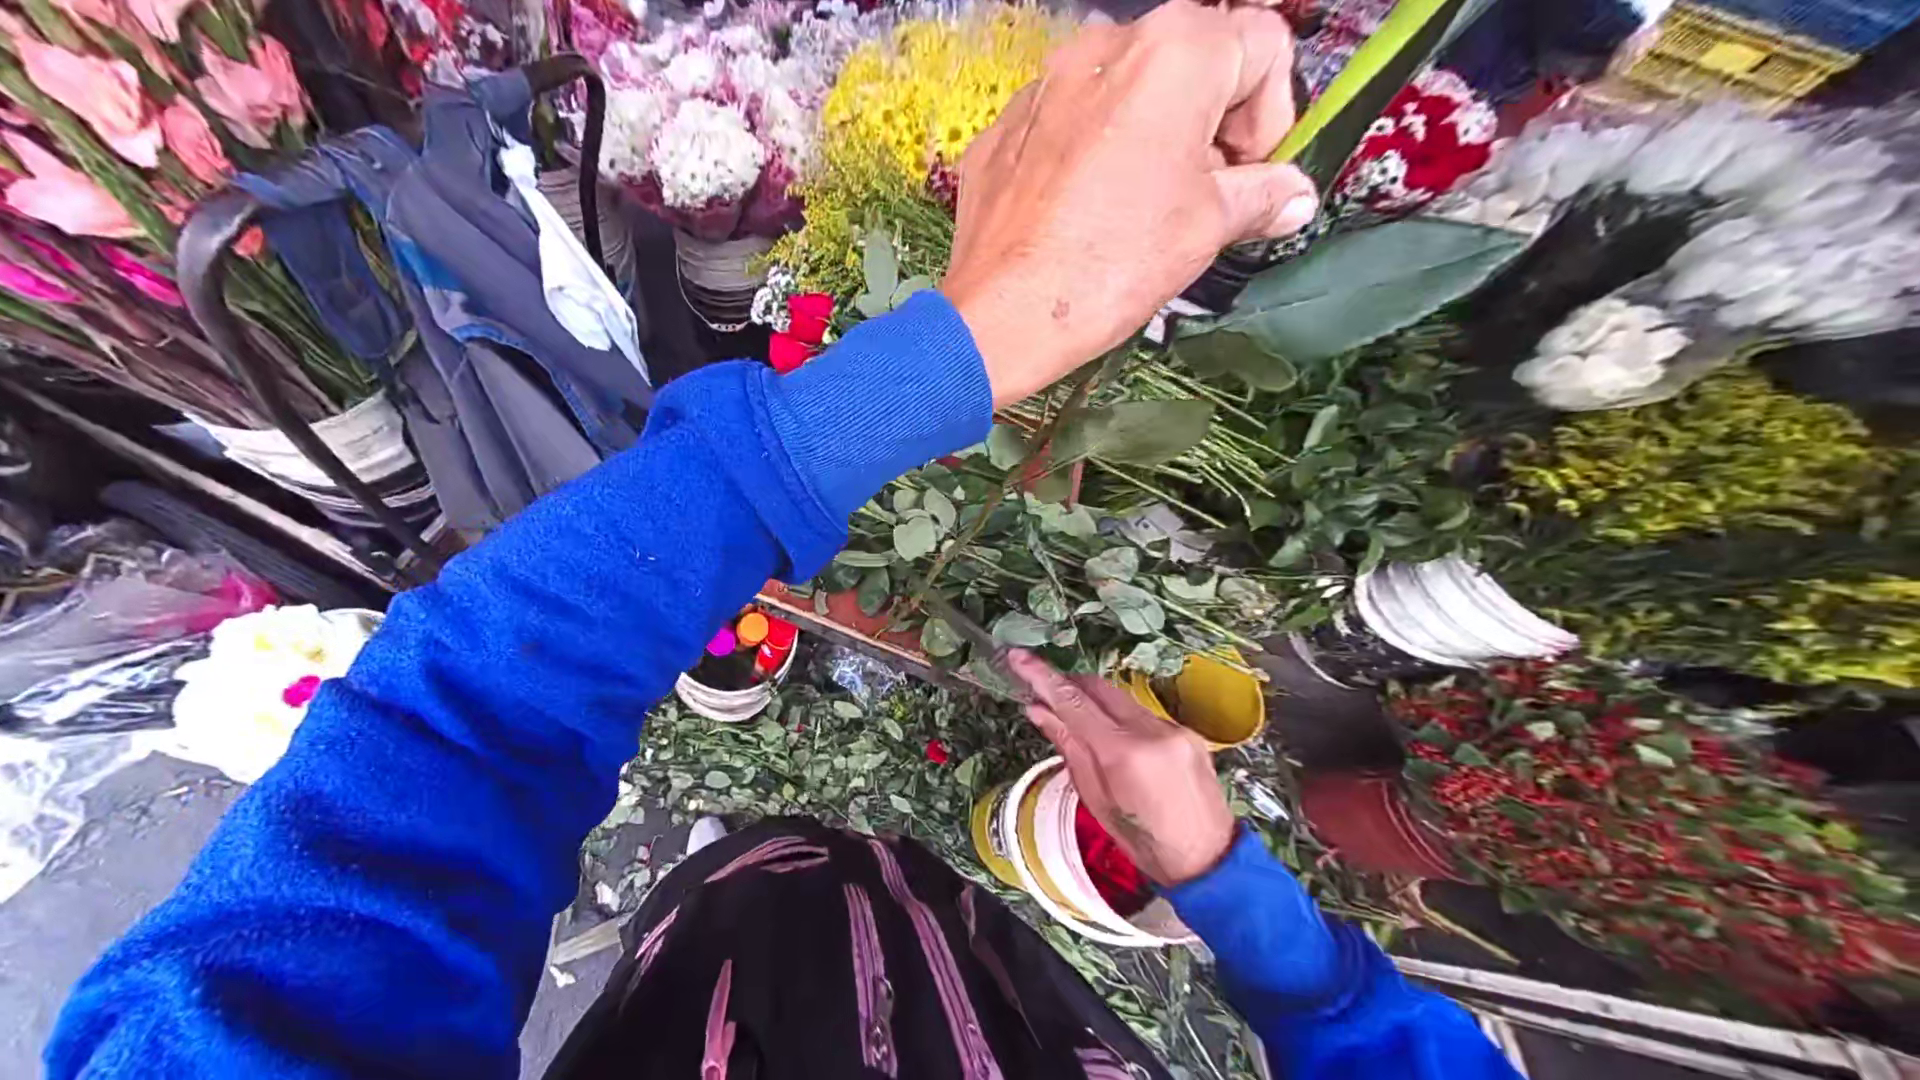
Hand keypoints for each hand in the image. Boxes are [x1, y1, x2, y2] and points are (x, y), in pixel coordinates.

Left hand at [942, 1, 1316, 407]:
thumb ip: (1261, 197)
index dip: (1272, 116)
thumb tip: (1290, 196)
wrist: (1004, 317)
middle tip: (1202, 200)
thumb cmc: (1107, 269)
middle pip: (1189, 67)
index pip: (1262, 48)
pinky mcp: (1004, 132)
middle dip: (1209, 129)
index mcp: (1174, 53)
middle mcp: (1103, 48)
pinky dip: (1090, 158)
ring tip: (1139, 215)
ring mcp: (1044, 87)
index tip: (1255, 175)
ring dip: (1149, 143)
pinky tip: (1084, 217)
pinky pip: (1068, 128)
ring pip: (1124, 96)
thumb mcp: (1204, 230)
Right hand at [1007, 649, 1234, 886]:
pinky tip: (1117, 741)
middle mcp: (1152, 730)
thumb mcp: (1096, 800)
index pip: (1074, 702)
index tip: (1019, 658)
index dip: (1043, 677)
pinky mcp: (1188, 732)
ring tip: (1078, 720)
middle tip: (1044, 691)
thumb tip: (1038, 709)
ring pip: (1122, 698)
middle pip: (1100, 688)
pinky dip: (1122, 718)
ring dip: (1096, 702)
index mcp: (1124, 754)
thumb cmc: (1143, 842)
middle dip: (1070, 685)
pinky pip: (1143, 713)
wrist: (1209, 860)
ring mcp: (1174, 728)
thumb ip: (1069, 747)